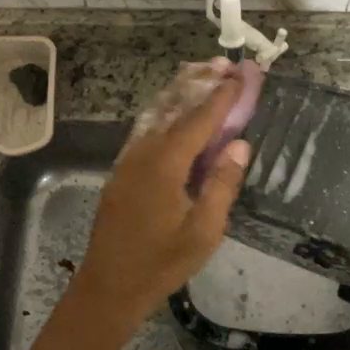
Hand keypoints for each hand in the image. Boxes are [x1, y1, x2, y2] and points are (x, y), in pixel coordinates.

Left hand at [72, 68, 250, 323]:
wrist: (109, 286)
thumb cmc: (161, 263)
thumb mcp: (203, 232)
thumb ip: (221, 185)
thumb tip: (238, 145)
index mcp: (165, 164)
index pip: (198, 120)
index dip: (222, 97)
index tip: (241, 75)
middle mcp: (143, 153)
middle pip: (174, 108)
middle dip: (200, 84)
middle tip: (223, 63)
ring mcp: (128, 162)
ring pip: (156, 117)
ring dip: (180, 94)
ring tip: (201, 74)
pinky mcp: (121, 173)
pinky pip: (145, 133)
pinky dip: (163, 115)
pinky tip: (172, 113)